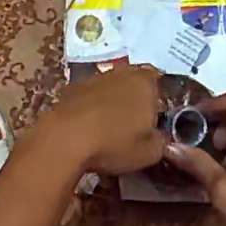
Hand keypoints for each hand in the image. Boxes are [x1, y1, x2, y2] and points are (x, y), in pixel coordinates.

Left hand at [38, 62, 166, 174]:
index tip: (153, 120)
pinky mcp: (72, 88)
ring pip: (110, 88)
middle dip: (134, 99)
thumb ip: (161, 142)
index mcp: (145, 83)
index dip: (157, 101)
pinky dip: (91, 108)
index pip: (158, 83)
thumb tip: (159, 138)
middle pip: (133, 82)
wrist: (65, 138)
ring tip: (108, 129)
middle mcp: (122, 73)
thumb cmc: (115, 142)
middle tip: (133, 124)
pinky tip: (87, 128)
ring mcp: (95, 78)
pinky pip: (89, 97)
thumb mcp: (150, 153)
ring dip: (111, 102)